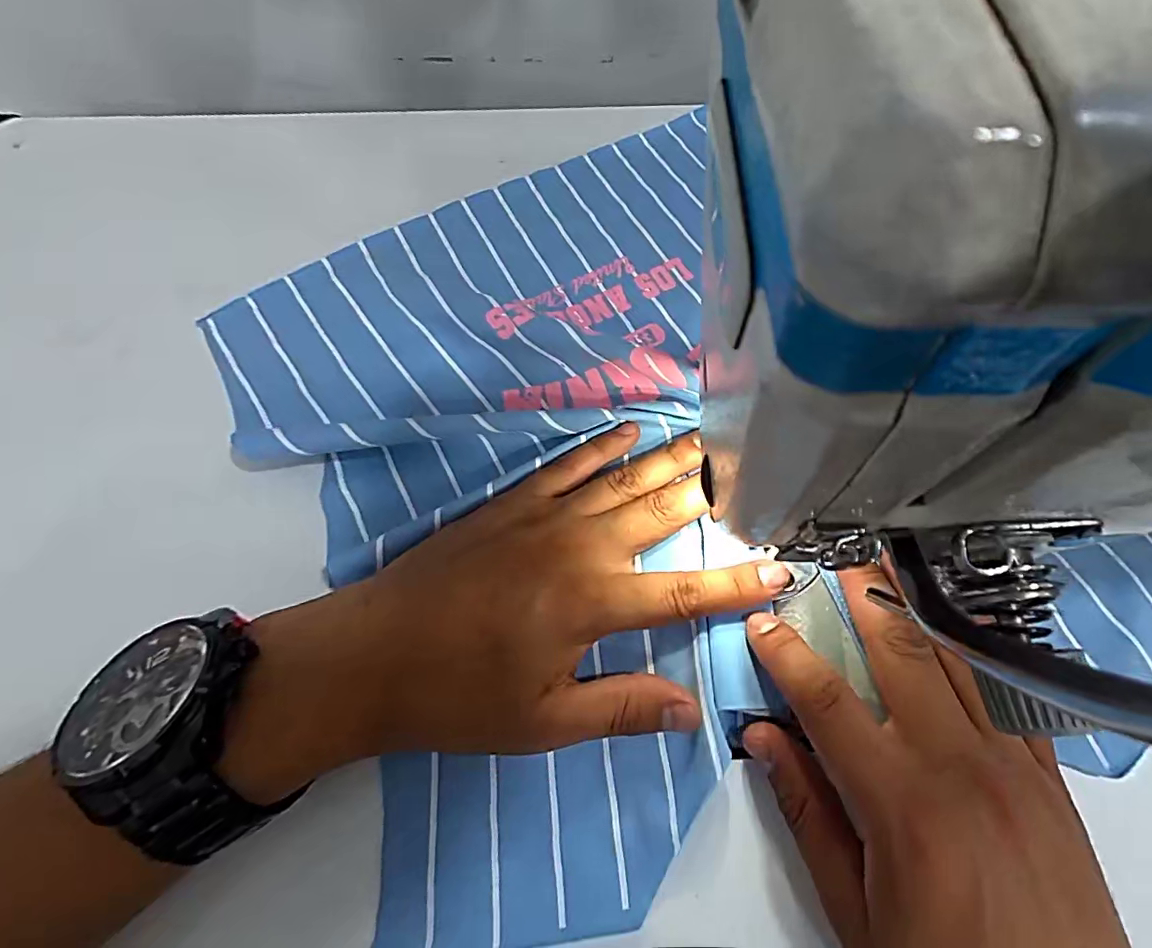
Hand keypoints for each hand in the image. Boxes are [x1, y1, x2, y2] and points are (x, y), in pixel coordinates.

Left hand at [219, 423, 790, 801]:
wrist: (369, 655)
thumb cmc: (459, 696)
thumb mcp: (543, 723)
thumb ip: (623, 708)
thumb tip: (693, 711)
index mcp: (595, 603)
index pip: (686, 592)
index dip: (738, 583)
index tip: (782, 569)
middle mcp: (583, 546)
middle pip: (664, 512)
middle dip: (712, 492)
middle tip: (753, 468)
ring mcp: (547, 515)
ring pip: (625, 478)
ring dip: (670, 458)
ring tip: (708, 439)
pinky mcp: (514, 502)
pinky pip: (570, 464)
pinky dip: (603, 445)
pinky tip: (629, 429)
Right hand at [742, 565, 1128, 947]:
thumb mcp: (857, 912)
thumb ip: (809, 815)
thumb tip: (769, 747)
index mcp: (902, 804)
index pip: (826, 701)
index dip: (787, 655)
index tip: (765, 628)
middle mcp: (960, 769)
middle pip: (900, 654)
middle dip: (865, 599)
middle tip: (842, 567)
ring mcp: (1012, 766)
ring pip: (959, 660)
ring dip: (922, 610)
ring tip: (896, 576)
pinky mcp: (1049, 778)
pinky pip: (1012, 695)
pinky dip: (984, 655)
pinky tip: (966, 633)